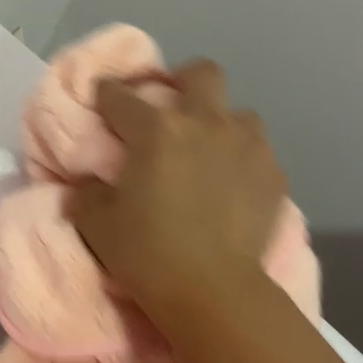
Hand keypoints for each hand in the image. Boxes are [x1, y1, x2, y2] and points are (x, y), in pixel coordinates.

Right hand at [69, 60, 287, 322]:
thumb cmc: (143, 251)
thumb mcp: (94, 222)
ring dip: (216, 123)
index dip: (107, 94)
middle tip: (165, 107)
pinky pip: (254, 151)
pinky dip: (236, 159)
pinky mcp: (273, 172)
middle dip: (180, 81)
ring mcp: (247, 145)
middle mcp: (206, 123)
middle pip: (201, 74)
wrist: (210, 288)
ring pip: (236, 113)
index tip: (101, 98)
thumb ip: (89, 191)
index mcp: (156, 130)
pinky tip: (225, 186)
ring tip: (202, 152)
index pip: (122, 96)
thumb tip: (93, 180)